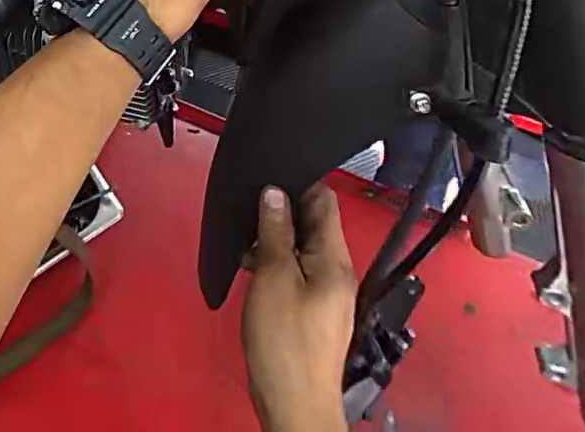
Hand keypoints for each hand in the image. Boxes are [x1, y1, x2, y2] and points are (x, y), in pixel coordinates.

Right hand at [242, 185, 355, 431]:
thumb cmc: (284, 341)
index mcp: (334, 258)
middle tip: (250, 209)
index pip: (324, 201)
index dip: (298, 182)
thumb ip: (275, 231)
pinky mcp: (314, 309)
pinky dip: (277, 261)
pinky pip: (298, 269)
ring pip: (303, 246)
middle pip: (313, 222)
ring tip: (247, 241)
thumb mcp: (273, 277)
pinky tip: (254, 267)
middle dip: (283, 210)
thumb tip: (274, 192)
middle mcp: (337, 271)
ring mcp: (328, 291)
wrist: (295, 408)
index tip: (268, 176)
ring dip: (276, 237)